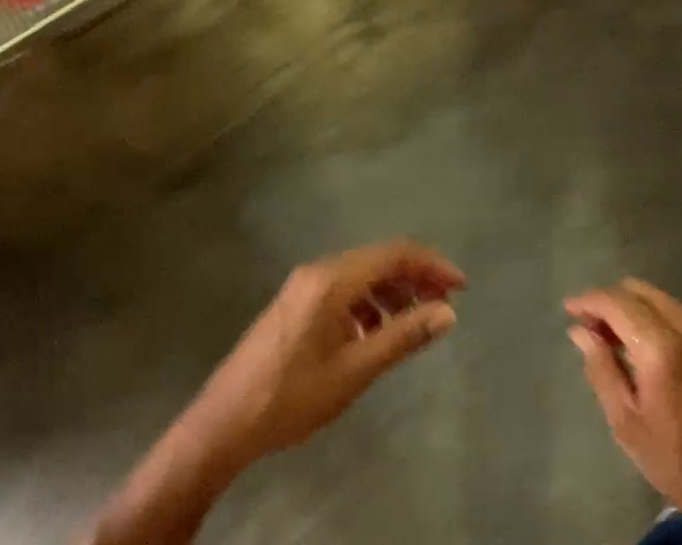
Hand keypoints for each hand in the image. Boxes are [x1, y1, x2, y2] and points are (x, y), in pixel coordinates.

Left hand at [191, 239, 464, 461]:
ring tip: (414, 323)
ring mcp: (302, 288)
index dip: (433, 266)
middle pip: (380, 260)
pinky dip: (369, 304)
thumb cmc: (291, 396)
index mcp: (332, 280)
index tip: (461, 288)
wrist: (221, 426)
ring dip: (393, 293)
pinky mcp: (294, 306)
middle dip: (416, 279)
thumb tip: (448, 313)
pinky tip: (375, 335)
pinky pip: (343, 291)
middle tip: (443, 307)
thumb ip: (404, 336)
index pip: (395, 254)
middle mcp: (317, 273)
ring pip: (362, 276)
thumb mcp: (355, 369)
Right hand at [565, 279, 681, 544]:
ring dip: (631, 306)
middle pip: (640, 292)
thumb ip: (601, 368)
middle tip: (588, 326)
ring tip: (609, 335)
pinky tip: (639, 343)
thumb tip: (579, 331)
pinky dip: (652, 316)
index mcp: (661, 349)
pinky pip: (676, 314)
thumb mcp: (624, 419)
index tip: (569, 308)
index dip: (590, 300)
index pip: (619, 304)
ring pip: (660, 299)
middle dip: (610, 300)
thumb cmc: (670, 457)